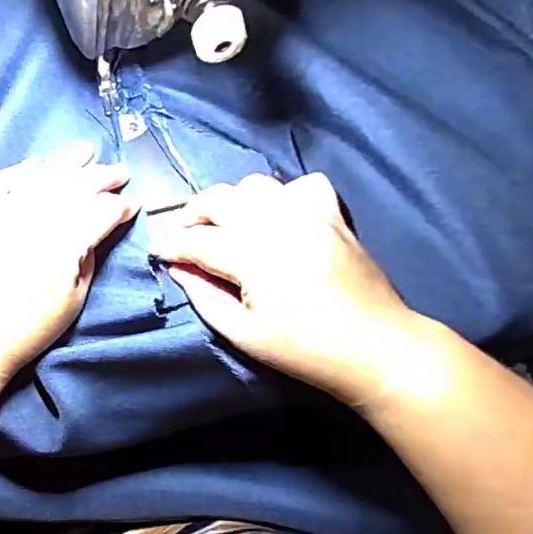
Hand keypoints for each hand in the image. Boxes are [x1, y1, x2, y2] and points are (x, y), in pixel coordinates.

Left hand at [0, 156, 137, 380]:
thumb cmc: (30, 326)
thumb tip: (97, 232)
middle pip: (77, 183)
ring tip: (85, 151)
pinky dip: (26, 168)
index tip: (132, 206)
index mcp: (66, 239)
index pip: (103, 209)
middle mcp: (37, 215)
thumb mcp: (75, 296)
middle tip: (121, 172)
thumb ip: (89, 256)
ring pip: (44, 173)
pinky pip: (7, 178)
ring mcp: (7, 209)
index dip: (121, 206)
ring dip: (68, 160)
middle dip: (103, 175)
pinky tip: (39, 165)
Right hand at [150, 173, 438, 407]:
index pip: (196, 238)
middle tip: (183, 236)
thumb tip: (179, 269)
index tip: (158, 253)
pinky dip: (281, 195)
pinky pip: (301, 185)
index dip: (171, 245)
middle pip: (220, 199)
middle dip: (192, 214)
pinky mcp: (332, 215)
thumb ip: (204, 296)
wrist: (374, 345)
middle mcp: (276, 221)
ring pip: (255, 184)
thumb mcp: (243, 333)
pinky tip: (278, 217)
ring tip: (225, 225)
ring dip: (231, 201)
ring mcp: (307, 212)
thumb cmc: (304, 348)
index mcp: (251, 252)